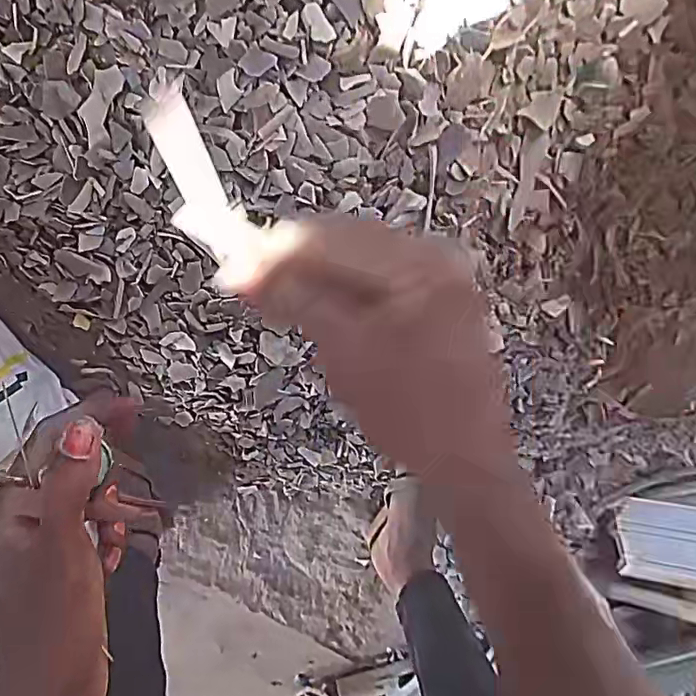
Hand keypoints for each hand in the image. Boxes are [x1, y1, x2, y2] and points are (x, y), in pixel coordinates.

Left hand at [0, 394, 145, 695]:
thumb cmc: (53, 629)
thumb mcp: (63, 546)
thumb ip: (68, 482)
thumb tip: (81, 426)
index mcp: (9, 510)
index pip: (49, 444)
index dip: (87, 416)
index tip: (124, 403)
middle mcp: (19, 521)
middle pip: (64, 465)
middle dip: (100, 455)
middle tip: (135, 432)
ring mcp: (39, 546)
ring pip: (79, 497)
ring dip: (106, 496)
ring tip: (124, 515)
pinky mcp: (60, 568)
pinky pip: (86, 528)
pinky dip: (105, 527)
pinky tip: (115, 544)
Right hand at [238, 217, 513, 484]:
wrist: (463, 458)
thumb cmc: (416, 416)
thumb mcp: (345, 353)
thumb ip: (296, 301)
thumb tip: (246, 271)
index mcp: (419, 267)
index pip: (329, 241)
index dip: (271, 253)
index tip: (232, 267)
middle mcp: (431, 256)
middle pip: (339, 237)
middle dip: (285, 258)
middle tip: (240, 278)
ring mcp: (432, 271)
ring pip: (348, 252)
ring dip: (304, 269)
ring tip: (266, 290)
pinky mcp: (424, 290)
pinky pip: (364, 271)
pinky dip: (329, 282)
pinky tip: (304, 297)